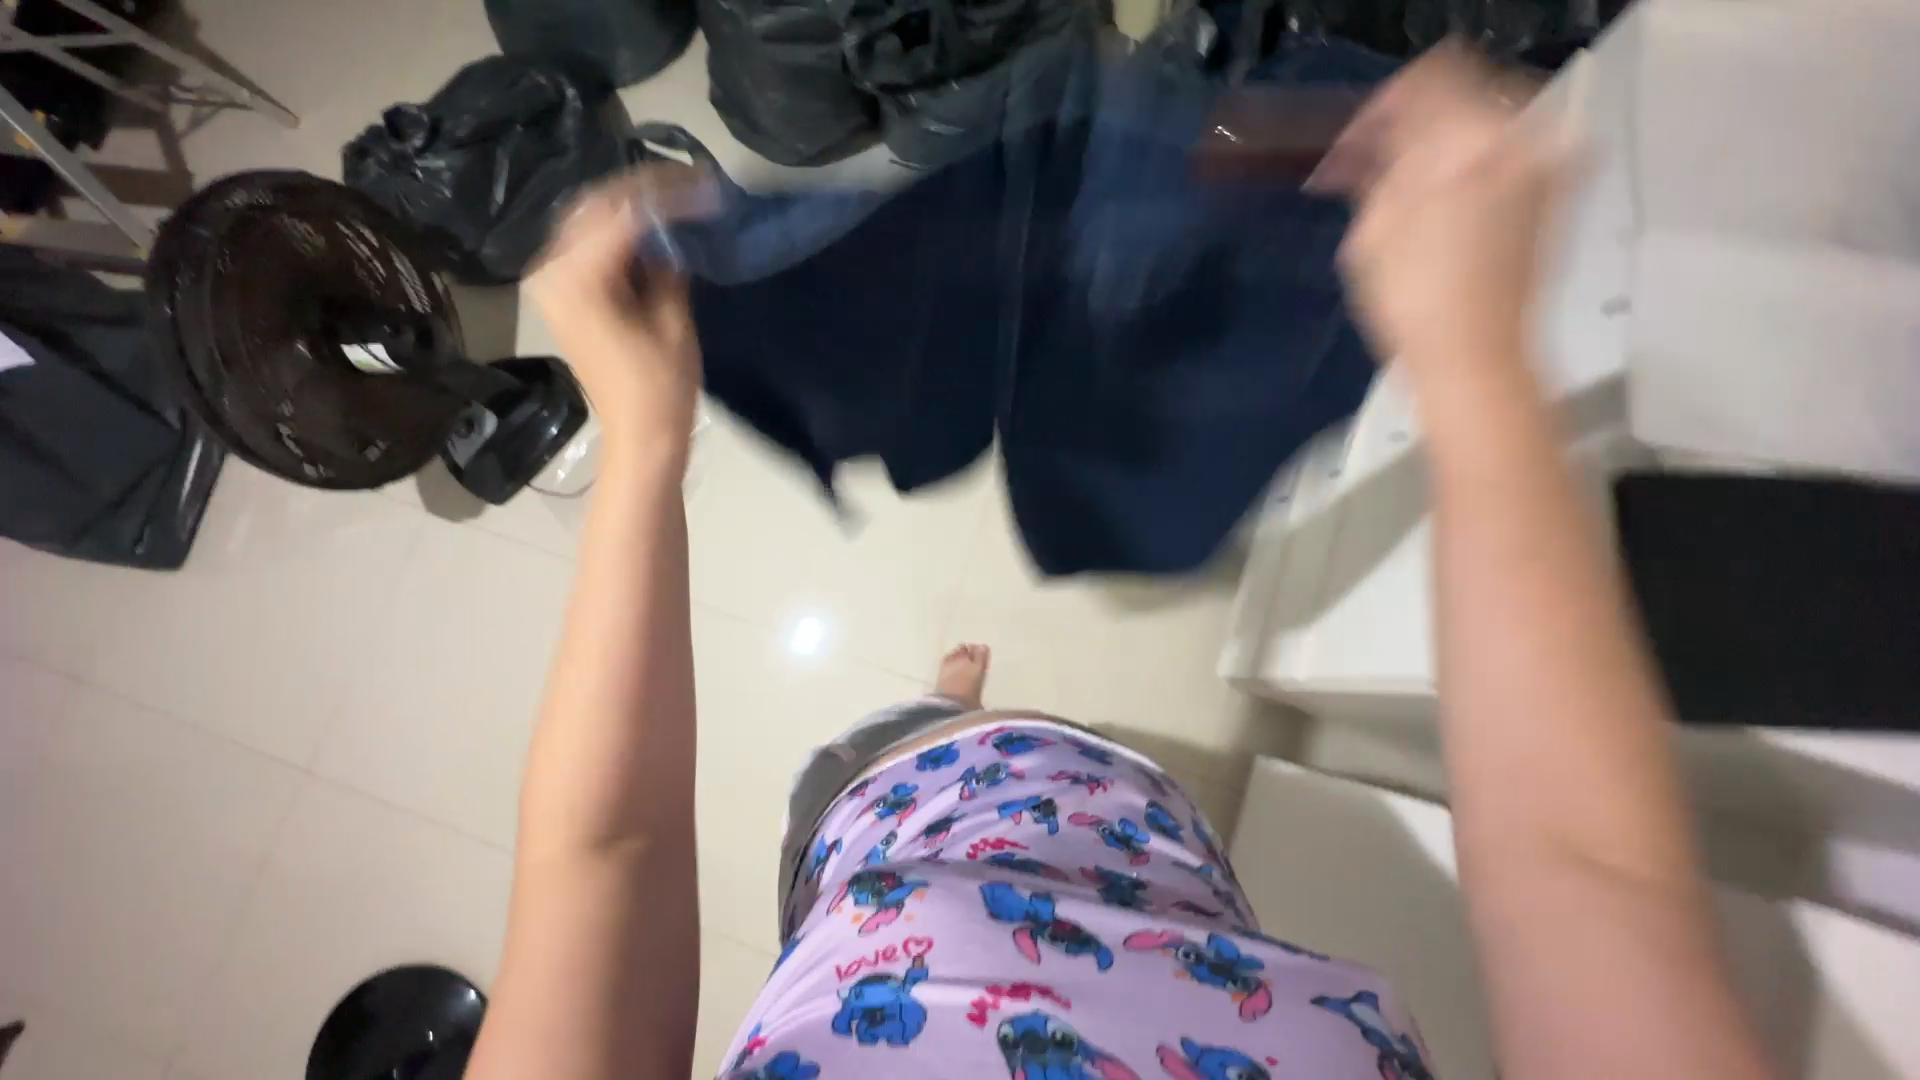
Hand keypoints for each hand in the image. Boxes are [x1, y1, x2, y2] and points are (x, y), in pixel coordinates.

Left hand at [526, 167, 704, 460]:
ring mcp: (551, 282)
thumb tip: (673, 230)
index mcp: (576, 278)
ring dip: (633, 208)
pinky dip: (622, 233)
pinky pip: (590, 246)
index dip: (667, 194)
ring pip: (591, 221)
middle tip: (692, 181)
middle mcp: (550, 270)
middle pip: (597, 207)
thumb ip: (668, 265)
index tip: (706, 183)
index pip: (622, 213)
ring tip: (679, 200)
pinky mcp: (563, 294)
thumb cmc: (661, 389)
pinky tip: (656, 229)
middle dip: (645, 190)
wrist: (639, 437)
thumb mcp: (673, 322)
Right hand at [1314, 45, 1571, 382]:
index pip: (1423, 81)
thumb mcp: (1371, 236)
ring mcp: (1546, 164)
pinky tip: (1437, 206)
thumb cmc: (1411, 304)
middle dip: (1410, 129)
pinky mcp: (1555, 193)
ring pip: (1483, 127)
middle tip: (1369, 170)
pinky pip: (1506, 156)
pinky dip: (1469, 168)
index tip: (1351, 148)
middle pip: (1460, 95)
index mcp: (1468, 141)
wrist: (1475, 358)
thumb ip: (1376, 174)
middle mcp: (1520, 138)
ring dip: (1438, 149)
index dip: (1378, 111)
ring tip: (1400, 193)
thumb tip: (1367, 147)